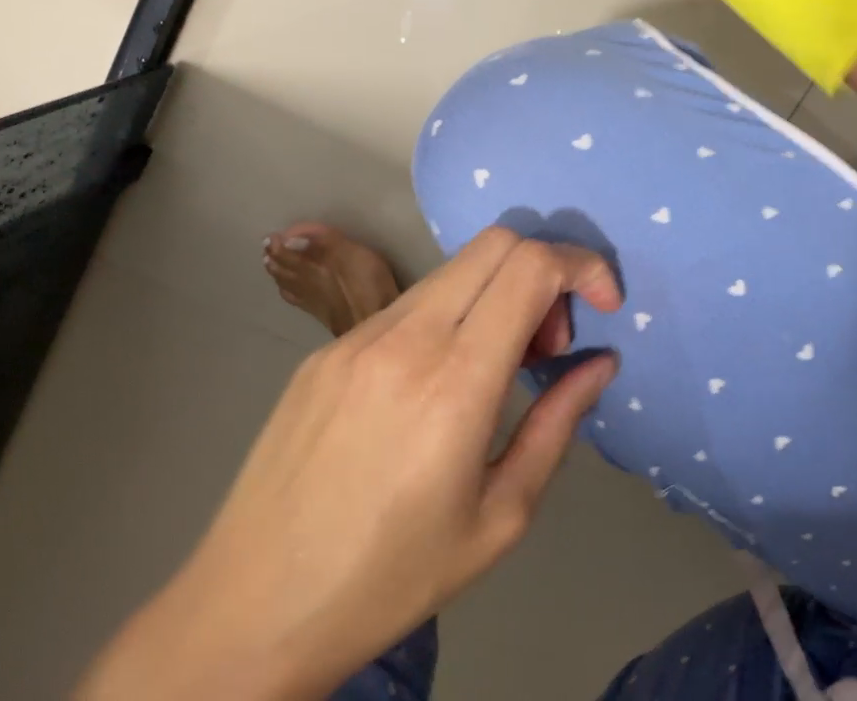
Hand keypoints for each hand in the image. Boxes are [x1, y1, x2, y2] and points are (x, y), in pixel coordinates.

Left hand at [77, 228, 622, 700]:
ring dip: (497, 295)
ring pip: (451, 272)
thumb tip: (600, 363)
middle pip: (495, 244)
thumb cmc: (391, 578)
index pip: (531, 267)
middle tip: (548, 347)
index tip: (605, 307)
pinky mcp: (323, 352)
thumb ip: (558, 425)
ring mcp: (354, 339)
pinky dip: (450, 318)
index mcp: (454, 382)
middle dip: (545, 274)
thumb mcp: (500, 517)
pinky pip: (406, 305)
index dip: (583, 267)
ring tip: (495, 374)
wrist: (251, 611)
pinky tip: (437, 387)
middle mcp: (402, 339)